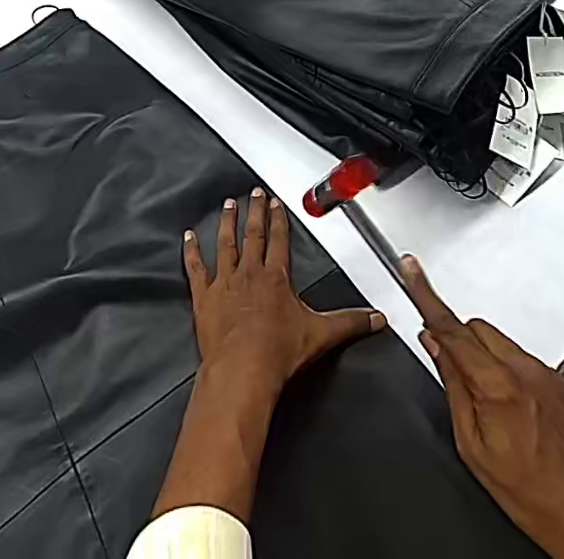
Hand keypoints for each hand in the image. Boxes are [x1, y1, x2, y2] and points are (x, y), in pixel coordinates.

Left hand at [183, 188, 385, 396]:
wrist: (243, 369)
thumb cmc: (277, 352)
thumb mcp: (321, 335)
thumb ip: (350, 323)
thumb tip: (375, 319)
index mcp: (276, 277)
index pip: (278, 239)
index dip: (278, 219)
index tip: (275, 203)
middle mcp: (249, 273)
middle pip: (253, 234)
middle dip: (254, 212)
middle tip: (253, 193)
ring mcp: (225, 282)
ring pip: (225, 244)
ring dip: (227, 222)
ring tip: (228, 205)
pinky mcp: (205, 297)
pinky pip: (196, 268)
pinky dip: (191, 251)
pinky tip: (188, 238)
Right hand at [402, 255, 563, 558]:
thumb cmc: (540, 501)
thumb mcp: (475, 449)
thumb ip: (452, 386)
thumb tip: (435, 346)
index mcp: (500, 386)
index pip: (452, 328)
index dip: (425, 295)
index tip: (412, 269)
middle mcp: (527, 371)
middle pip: (475, 328)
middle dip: (455, 339)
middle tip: (449, 375)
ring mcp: (548, 374)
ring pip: (497, 341)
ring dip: (480, 357)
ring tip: (487, 409)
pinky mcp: (561, 382)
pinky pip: (519, 358)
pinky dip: (503, 370)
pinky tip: (511, 413)